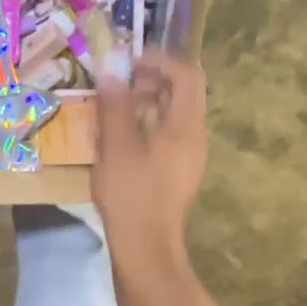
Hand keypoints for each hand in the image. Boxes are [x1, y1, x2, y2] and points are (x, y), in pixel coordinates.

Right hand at [94, 51, 207, 252]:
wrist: (145, 245)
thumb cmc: (131, 193)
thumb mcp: (117, 145)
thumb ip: (116, 105)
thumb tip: (111, 70)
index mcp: (186, 126)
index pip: (187, 74)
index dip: (159, 60)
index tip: (128, 62)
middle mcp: (195, 136)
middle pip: (181, 92)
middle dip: (149, 80)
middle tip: (116, 85)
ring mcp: (189, 155)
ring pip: (172, 114)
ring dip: (144, 103)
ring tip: (112, 109)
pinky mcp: (177, 170)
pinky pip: (166, 134)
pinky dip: (145, 124)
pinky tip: (119, 138)